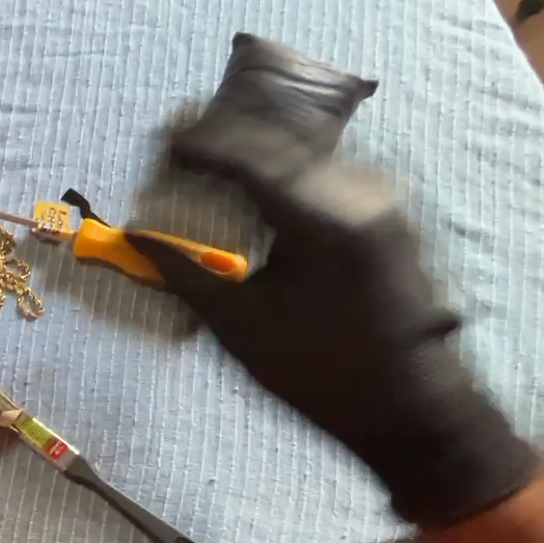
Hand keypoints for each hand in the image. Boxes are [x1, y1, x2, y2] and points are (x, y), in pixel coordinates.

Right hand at [129, 123, 537, 527]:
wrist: (407, 404)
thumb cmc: (313, 370)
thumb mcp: (236, 323)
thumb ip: (183, 273)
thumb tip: (137, 237)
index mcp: (320, 224)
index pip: (251, 164)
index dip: (204, 150)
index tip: (167, 145)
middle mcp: (361, 199)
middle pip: (286, 147)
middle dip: (232, 138)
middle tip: (186, 140)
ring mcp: (384, 206)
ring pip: (315, 155)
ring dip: (263, 149)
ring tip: (218, 153)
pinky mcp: (391, 219)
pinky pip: (335, 173)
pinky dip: (292, 168)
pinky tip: (266, 180)